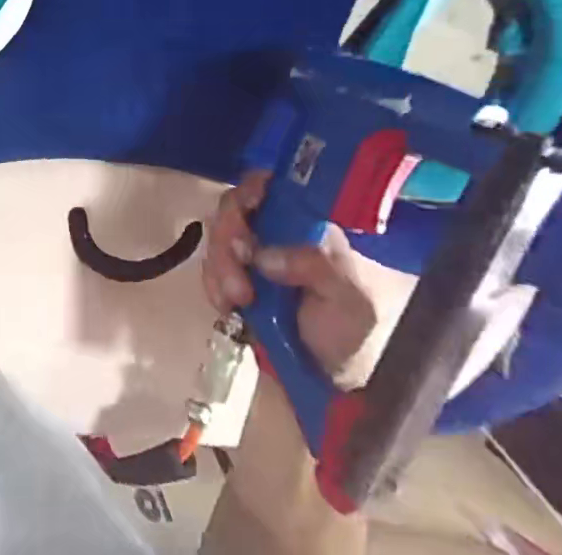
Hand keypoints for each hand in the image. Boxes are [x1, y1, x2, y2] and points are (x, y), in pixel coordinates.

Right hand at [203, 169, 379, 380]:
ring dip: (219, 268)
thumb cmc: (352, 328)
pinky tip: (228, 306)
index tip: (243, 213)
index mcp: (303, 223)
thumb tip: (263, 256)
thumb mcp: (347, 296)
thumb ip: (315, 266)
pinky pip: (209, 270)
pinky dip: (212, 286)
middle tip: (239, 271)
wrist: (335, 375)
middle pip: (232, 210)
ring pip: (215, 240)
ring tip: (238, 300)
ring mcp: (249, 255)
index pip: (268, 186)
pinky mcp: (232, 280)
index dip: (249, 189)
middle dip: (227, 239)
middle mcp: (271, 231)